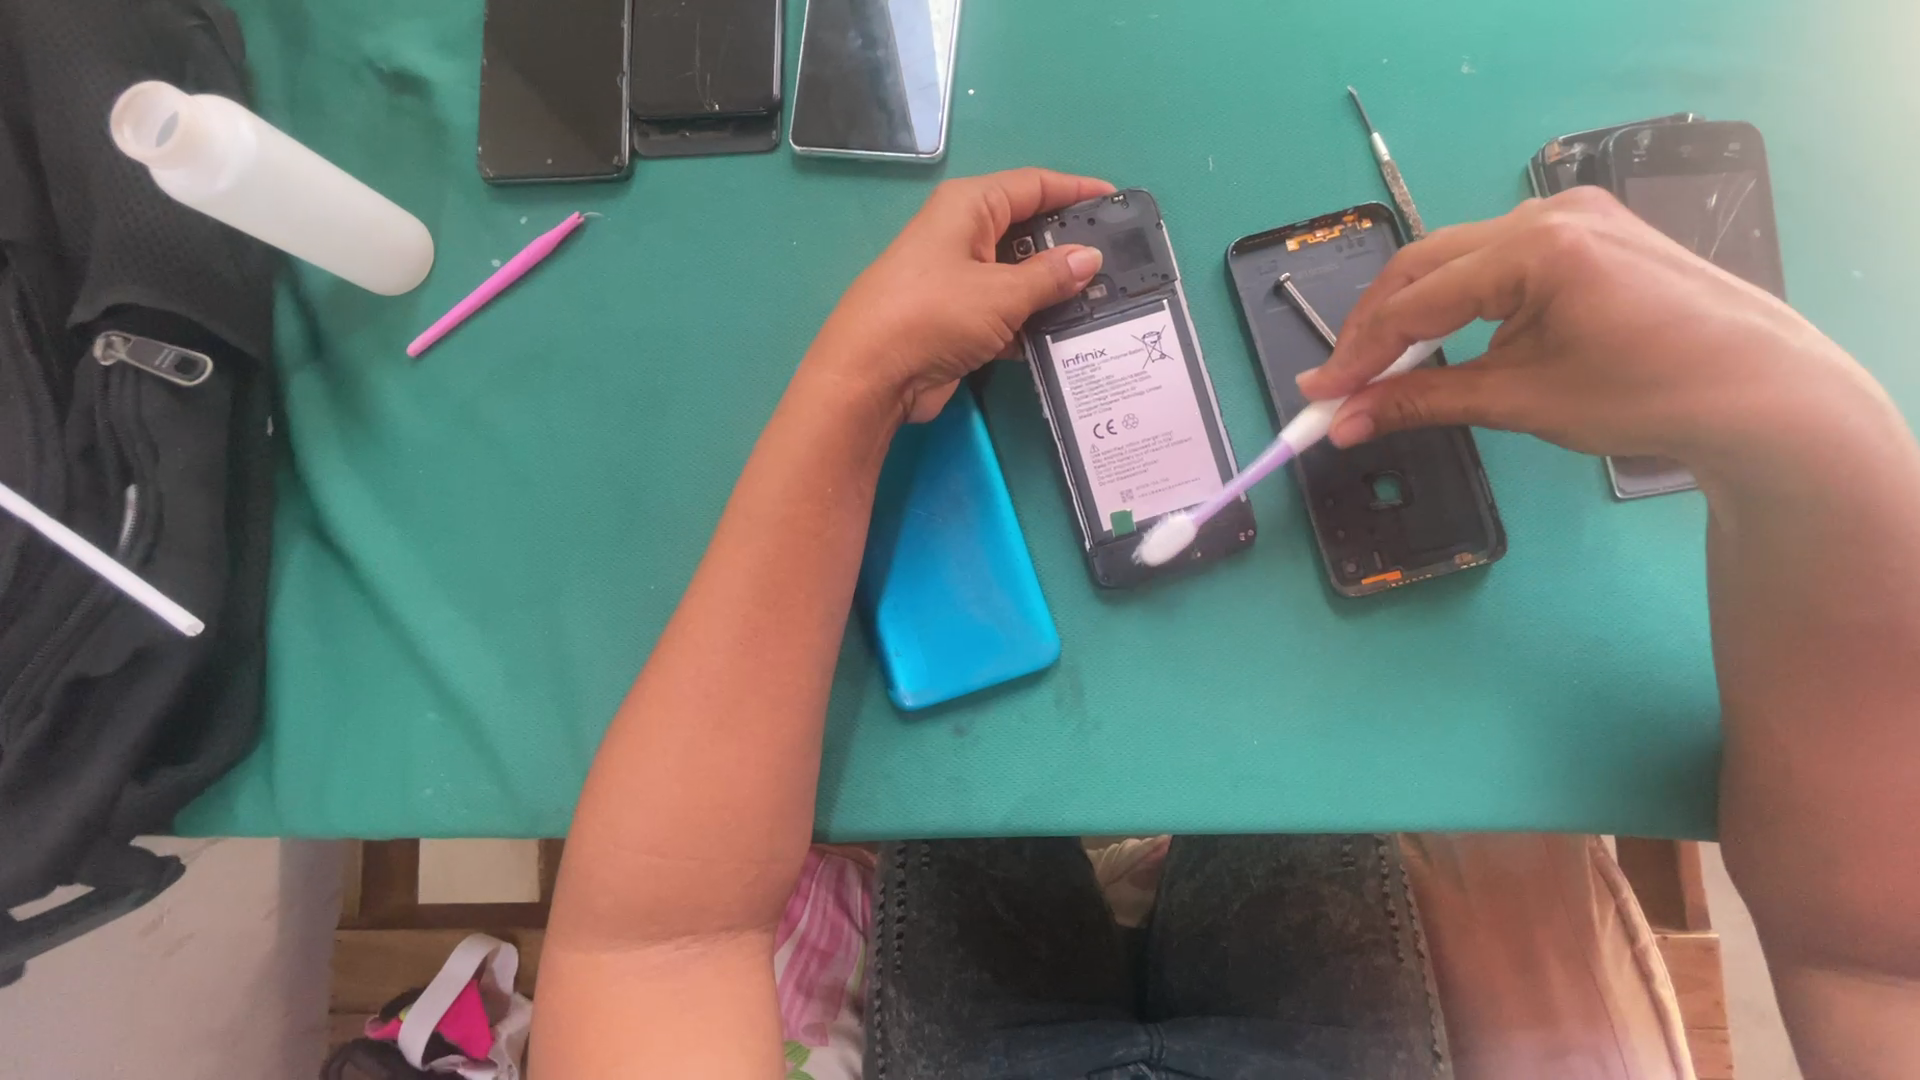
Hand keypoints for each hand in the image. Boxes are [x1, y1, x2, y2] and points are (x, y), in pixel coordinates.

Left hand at [806, 168, 1111, 422]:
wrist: (872, 376)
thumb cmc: (932, 315)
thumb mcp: (1000, 292)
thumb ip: (1049, 276)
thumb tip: (1090, 257)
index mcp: (969, 207)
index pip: (1034, 185)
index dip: (1077, 191)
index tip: (1118, 202)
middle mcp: (964, 237)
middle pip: (1028, 232)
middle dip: (1069, 248)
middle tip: (1120, 265)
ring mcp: (961, 282)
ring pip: (1020, 279)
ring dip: (1054, 294)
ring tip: (1105, 304)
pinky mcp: (960, 322)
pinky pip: (1008, 315)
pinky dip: (1033, 325)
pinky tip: (1068, 339)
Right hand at [1299, 188, 1889, 481]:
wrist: (1763, 395)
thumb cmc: (1643, 396)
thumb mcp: (1515, 401)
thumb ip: (1418, 402)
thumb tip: (1342, 425)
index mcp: (1537, 248)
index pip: (1413, 301)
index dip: (1355, 353)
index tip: (1315, 397)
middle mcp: (1547, 215)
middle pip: (1421, 268)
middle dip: (1371, 329)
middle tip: (1337, 384)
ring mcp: (1568, 216)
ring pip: (1448, 261)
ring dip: (1405, 314)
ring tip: (1377, 366)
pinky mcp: (1581, 232)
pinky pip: (1484, 262)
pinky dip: (1447, 303)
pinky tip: (1435, 338)